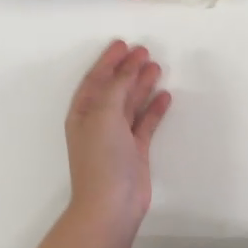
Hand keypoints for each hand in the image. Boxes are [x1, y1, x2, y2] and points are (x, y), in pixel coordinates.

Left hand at [64, 41, 170, 234]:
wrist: (111, 203)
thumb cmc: (101, 158)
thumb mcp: (104, 114)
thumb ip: (117, 87)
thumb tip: (129, 66)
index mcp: (83, 113)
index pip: (95, 79)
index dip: (108, 61)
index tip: (123, 44)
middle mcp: (98, 122)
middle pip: (114, 88)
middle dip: (127, 69)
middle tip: (145, 51)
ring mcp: (118, 137)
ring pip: (131, 103)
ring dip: (142, 85)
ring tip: (157, 67)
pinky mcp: (136, 150)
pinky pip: (145, 122)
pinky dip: (154, 109)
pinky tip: (165, 96)